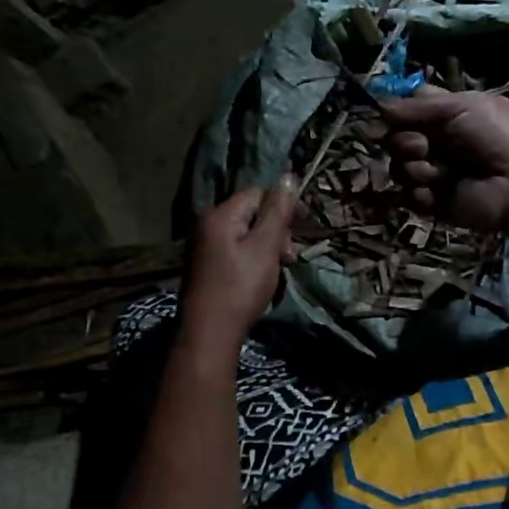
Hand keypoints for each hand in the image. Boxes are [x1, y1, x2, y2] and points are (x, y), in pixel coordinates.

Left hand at [181, 178, 295, 344]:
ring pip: (246, 232)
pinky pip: (236, 248)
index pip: (258, 193)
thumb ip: (278, 212)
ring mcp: (204, 245)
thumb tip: (289, 177)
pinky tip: (262, 275)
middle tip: (289, 254)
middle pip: (251, 212)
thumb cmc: (241, 286)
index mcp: (220, 215)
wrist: (210, 331)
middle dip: (276, 229)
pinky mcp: (206, 264)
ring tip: (279, 266)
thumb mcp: (266, 246)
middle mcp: (207, 224)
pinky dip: (254, 256)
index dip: (284, 205)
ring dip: (268, 245)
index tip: (304, 226)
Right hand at [381, 86, 508, 233]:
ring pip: (399, 167)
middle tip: (426, 146)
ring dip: (415, 167)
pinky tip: (440, 191)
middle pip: (397, 136)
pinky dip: (420, 193)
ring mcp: (437, 174)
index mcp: (451, 113)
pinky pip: (408, 196)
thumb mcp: (462, 107)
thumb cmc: (498, 136)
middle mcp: (441, 142)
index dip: (396, 112)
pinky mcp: (436, 203)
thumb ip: (417, 106)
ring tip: (441, 172)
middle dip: (406, 140)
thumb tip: (377, 107)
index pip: (409, 107)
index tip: (387, 115)